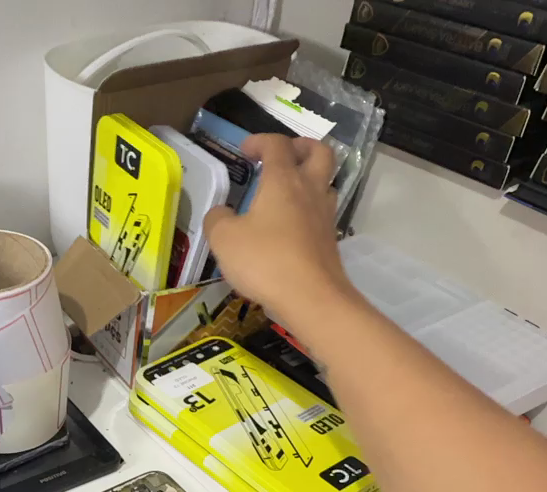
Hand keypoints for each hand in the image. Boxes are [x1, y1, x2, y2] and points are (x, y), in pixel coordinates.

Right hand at [202, 135, 355, 325]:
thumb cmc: (264, 261)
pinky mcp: (329, 239)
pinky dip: (310, 208)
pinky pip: (322, 211)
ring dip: (311, 177)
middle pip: (318, 152)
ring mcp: (324, 214)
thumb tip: (219, 212)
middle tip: (285, 155)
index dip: (260, 141)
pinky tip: (294, 224)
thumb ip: (217, 220)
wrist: (309, 296)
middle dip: (301, 146)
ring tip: (290, 190)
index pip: (276, 145)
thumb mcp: (224, 240)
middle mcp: (309, 189)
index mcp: (282, 180)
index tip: (245, 149)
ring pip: (325, 181)